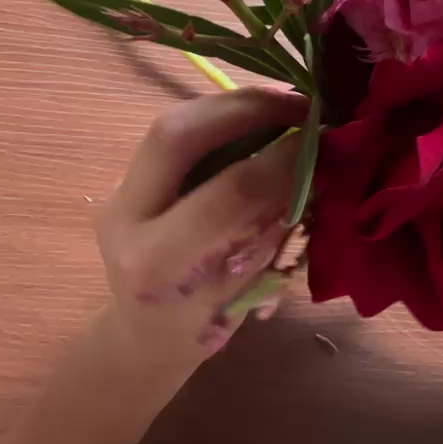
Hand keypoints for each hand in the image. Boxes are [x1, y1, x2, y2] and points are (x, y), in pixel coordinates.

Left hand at [94, 87, 306, 387]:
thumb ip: (272, 229)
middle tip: (302, 105)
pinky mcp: (124, 179)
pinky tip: (255, 119)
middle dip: (246, 109)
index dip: (281, 160)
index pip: (227, 194)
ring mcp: (117, 195)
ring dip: (233, 106)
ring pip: (171, 123)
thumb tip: (319, 168)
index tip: (325, 142)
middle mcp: (125, 221)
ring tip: (284, 106)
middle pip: (177, 135)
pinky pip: (174, 134)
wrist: (143, 338)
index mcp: (158, 264)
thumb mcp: (247, 293)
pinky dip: (220, 119)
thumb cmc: (202, 329)